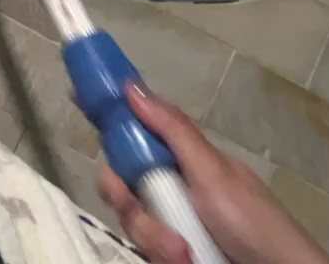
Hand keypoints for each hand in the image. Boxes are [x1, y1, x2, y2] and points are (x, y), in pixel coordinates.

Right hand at [99, 85, 328, 263]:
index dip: (104, 114)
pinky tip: (183, 261)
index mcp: (179, 159)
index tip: (75, 96)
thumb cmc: (253, 223)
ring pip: (128, 219)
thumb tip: (130, 83)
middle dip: (121, 193)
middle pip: (118, 177)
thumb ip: (171, 130)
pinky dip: (162, 256)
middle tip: (128, 200)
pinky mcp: (170, 256)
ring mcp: (168, 226)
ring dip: (150, 236)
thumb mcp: (213, 171)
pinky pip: (144, 248)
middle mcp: (168, 188)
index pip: (133, 129)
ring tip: (182, 253)